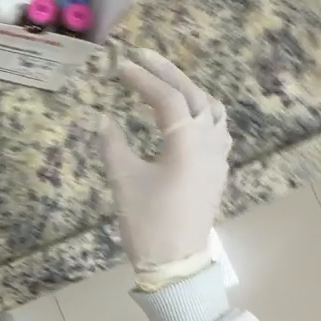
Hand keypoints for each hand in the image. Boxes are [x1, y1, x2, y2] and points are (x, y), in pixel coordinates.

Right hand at [97, 48, 231, 275]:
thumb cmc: (147, 222)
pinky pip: (216, 129)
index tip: (120, 66)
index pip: (166, 97)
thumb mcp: (123, 180)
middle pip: (193, 94)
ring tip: (164, 82)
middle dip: (167, 72)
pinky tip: (184, 116)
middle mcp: (209, 142)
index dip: (142, 78)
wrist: (174, 262)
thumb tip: (102, 119)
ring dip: (189, 90)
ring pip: (211, 109)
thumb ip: (112, 145)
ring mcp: (218, 157)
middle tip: (142, 58)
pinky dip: (200, 112)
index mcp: (187, 142)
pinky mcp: (217, 170)